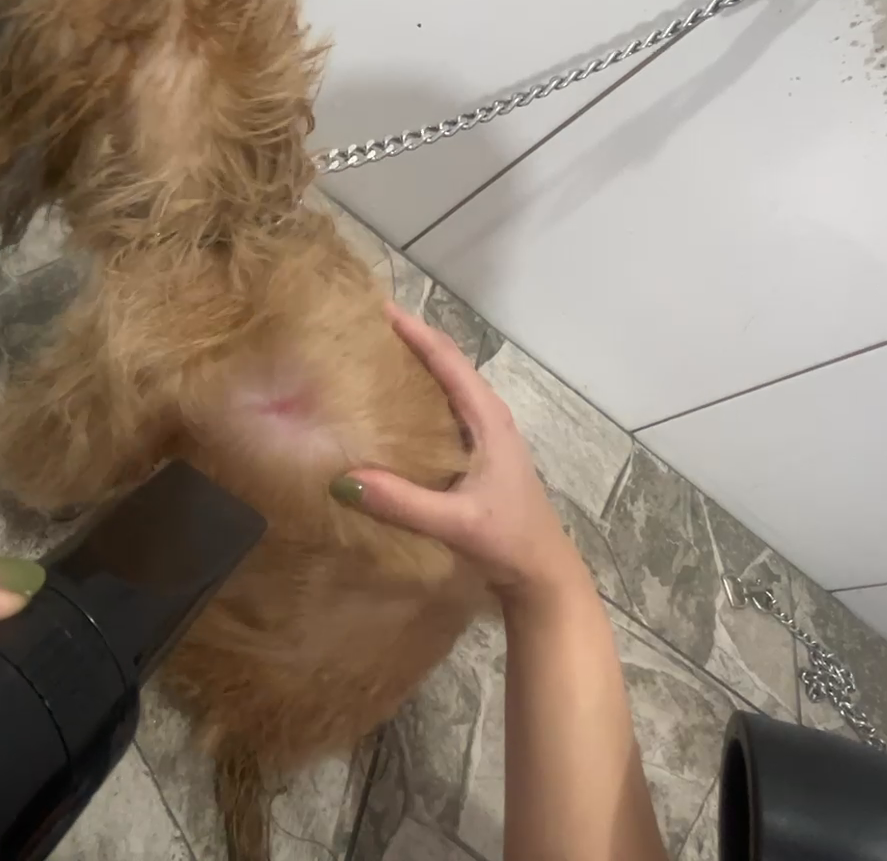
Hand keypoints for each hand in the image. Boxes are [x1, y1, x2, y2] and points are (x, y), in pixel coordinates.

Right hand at [333, 305, 590, 612]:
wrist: (544, 577)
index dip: (415, 332)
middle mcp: (488, 417)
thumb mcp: (456, 523)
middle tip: (364, 328)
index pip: (448, 361)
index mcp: (488, 419)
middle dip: (410, 340)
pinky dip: (417, 395)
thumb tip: (342, 479)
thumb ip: (402, 503)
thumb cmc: (509, 542)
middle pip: (446, 365)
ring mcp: (483, 435)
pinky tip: (389, 407)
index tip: (378, 308)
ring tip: (371, 356)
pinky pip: (442, 409)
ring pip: (446, 386)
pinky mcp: (476, 454)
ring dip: (414, 366)